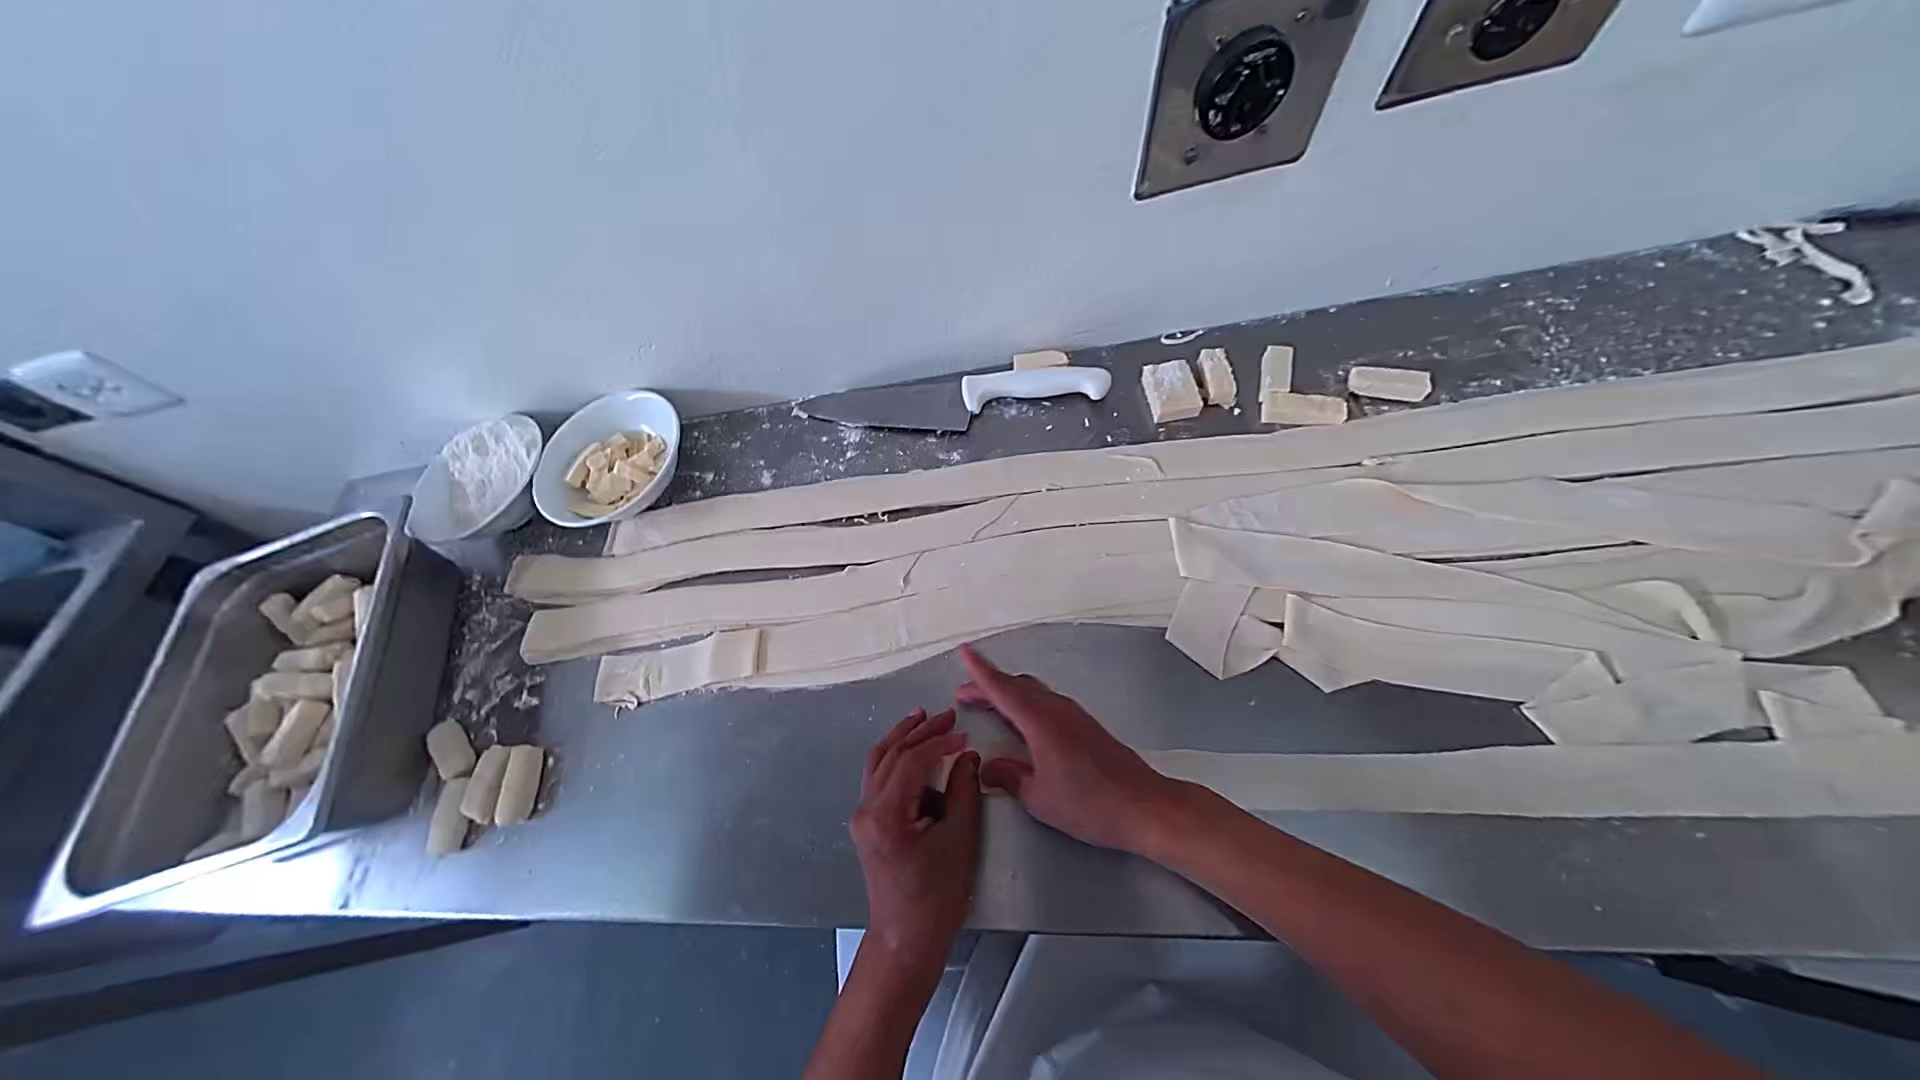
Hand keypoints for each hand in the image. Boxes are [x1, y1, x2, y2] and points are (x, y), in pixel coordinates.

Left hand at [851, 707, 982, 963]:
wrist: (906, 939)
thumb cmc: (936, 897)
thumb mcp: (959, 840)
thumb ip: (964, 791)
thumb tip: (967, 757)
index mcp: (885, 814)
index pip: (911, 761)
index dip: (939, 742)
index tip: (963, 735)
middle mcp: (866, 809)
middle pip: (891, 755)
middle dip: (920, 731)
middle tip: (946, 715)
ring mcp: (863, 816)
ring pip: (879, 762)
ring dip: (902, 738)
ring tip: (923, 719)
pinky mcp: (868, 824)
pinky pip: (879, 779)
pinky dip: (896, 760)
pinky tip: (914, 753)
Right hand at [956, 644, 1185, 854]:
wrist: (1143, 806)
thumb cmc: (1088, 803)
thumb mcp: (1038, 797)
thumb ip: (1010, 777)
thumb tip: (989, 767)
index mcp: (1040, 722)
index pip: (1002, 689)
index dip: (980, 671)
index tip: (965, 652)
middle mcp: (1056, 710)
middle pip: (1017, 686)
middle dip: (989, 685)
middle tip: (965, 693)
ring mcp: (1074, 715)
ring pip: (1034, 692)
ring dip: (1009, 693)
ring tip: (989, 705)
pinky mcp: (1085, 726)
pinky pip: (1047, 702)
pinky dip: (1026, 703)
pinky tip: (1024, 721)